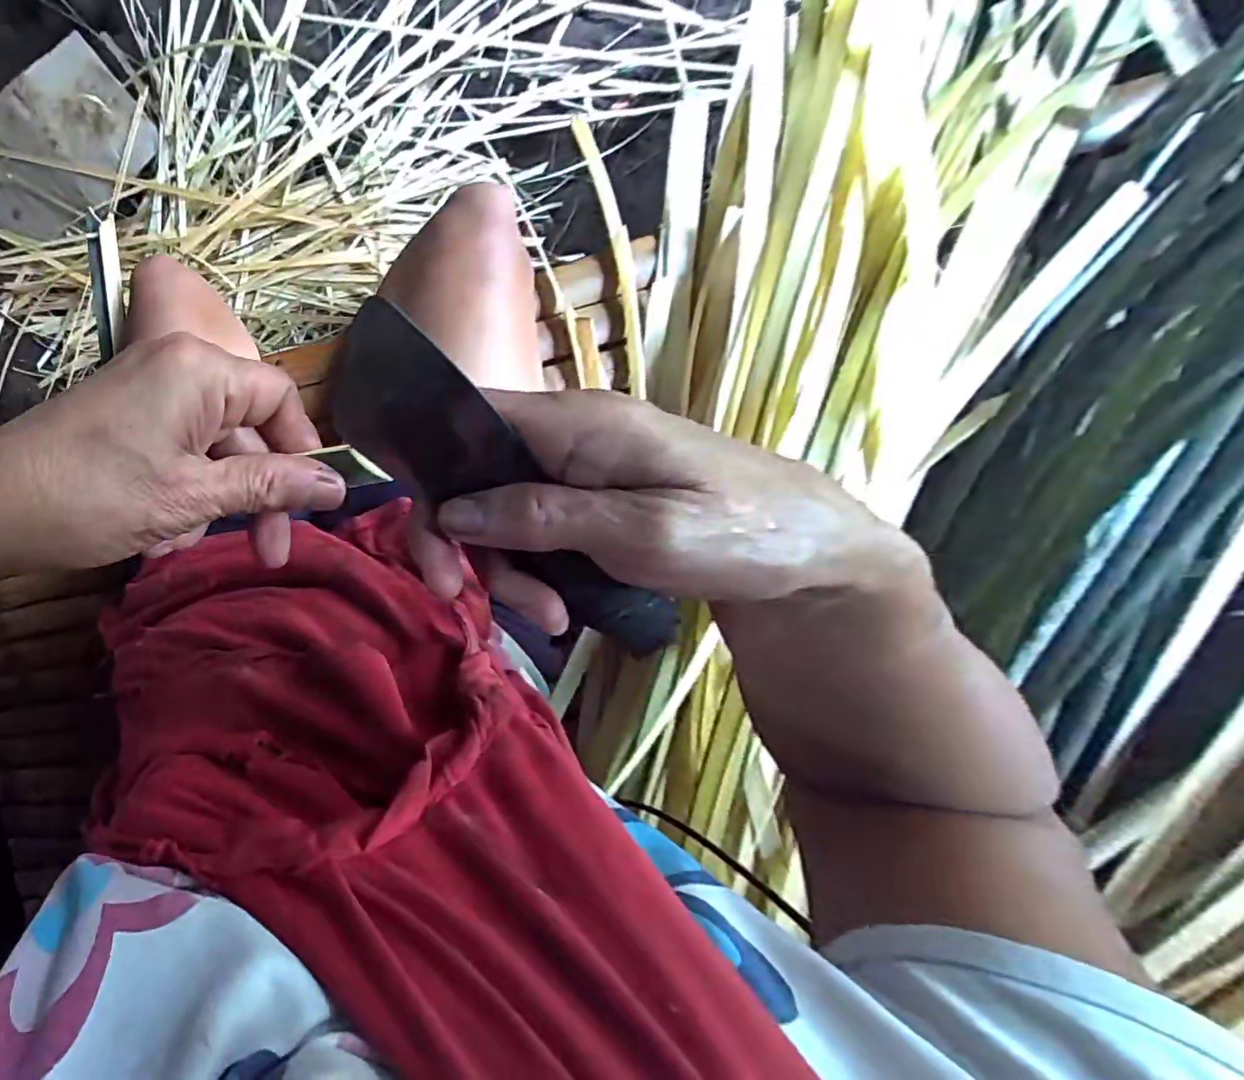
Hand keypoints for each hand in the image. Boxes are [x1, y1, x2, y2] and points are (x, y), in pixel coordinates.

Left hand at [0, 332, 346, 594]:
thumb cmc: (96, 496)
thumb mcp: (193, 495)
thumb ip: (269, 485)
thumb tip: (338, 486)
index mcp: (200, 369)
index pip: (280, 396)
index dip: (303, 450)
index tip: (312, 504)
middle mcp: (178, 368)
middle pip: (248, 429)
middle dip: (260, 494)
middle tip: (268, 553)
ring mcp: (150, 394)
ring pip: (214, 450)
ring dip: (215, 503)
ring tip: (184, 546)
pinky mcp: (129, 420)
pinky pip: (181, 454)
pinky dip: (185, 495)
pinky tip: (163, 535)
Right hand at [408, 389, 926, 631]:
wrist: (813, 554)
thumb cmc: (739, 533)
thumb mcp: (639, 532)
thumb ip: (542, 516)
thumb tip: (452, 511)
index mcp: (573, 422)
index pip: (466, 419)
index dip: (430, 469)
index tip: (432, 541)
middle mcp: (563, 435)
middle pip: (472, 477)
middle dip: (464, 543)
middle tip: (468, 600)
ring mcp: (573, 468)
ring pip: (496, 512)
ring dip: (505, 570)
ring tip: (549, 620)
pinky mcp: (584, 499)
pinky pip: (529, 530)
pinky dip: (531, 572)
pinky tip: (559, 610)